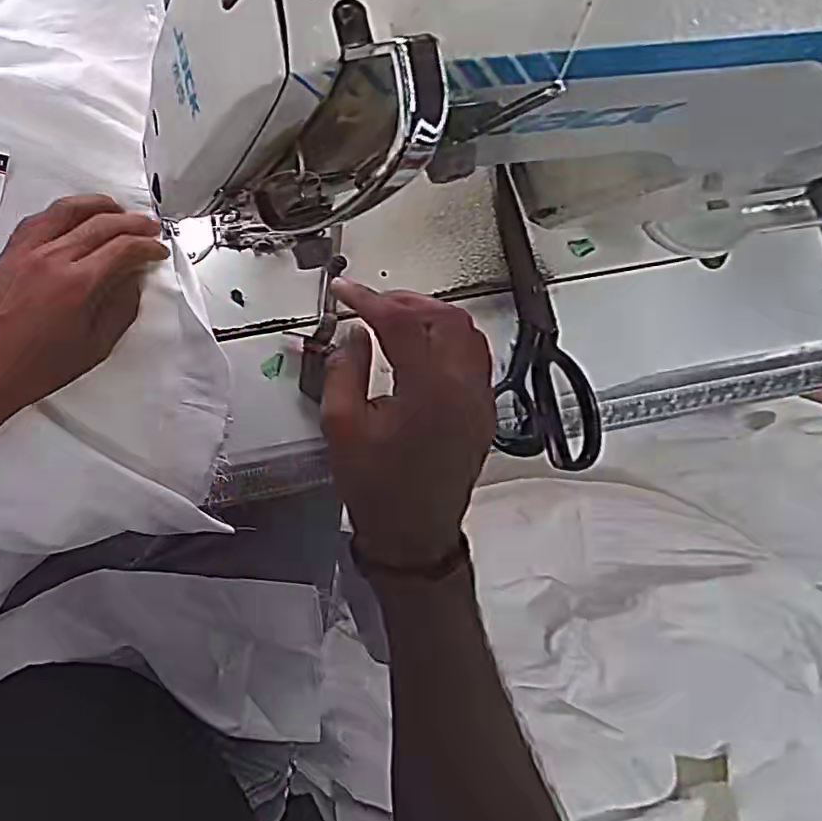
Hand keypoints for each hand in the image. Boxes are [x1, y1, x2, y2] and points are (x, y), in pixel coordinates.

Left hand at [0, 195, 169, 449]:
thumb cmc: (32, 367)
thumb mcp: (94, 345)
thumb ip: (121, 307)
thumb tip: (132, 280)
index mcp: (76, 285)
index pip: (123, 247)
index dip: (146, 245)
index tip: (154, 250)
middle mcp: (51, 260)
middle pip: (102, 222)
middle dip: (132, 223)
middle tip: (146, 229)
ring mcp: (27, 253)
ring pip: (69, 209)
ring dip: (99, 205)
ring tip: (115, 210)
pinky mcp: (10, 254)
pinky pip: (39, 218)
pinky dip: (62, 210)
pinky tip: (72, 215)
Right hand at [320, 280, 494, 571]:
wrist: (412, 530)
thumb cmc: (375, 484)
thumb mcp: (340, 426)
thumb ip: (344, 372)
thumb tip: (352, 336)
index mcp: (428, 392)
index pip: (401, 324)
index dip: (368, 300)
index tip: (344, 290)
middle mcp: (463, 389)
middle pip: (447, 318)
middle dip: (405, 301)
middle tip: (369, 302)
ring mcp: (479, 400)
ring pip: (468, 333)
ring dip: (430, 316)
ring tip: (392, 317)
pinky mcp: (481, 410)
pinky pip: (472, 356)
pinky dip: (445, 337)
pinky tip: (417, 346)